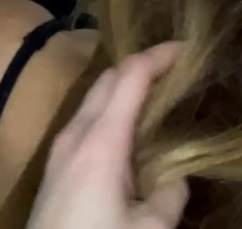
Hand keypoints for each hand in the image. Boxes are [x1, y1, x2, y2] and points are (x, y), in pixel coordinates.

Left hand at [28, 42, 189, 228]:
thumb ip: (169, 193)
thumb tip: (176, 172)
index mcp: (101, 139)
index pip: (132, 74)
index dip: (160, 54)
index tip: (188, 47)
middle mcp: (75, 134)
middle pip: (109, 78)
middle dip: (142, 66)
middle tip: (176, 72)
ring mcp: (58, 151)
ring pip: (94, 99)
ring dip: (124, 90)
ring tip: (156, 100)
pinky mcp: (53, 172)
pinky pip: (84, 122)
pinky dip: (109, 113)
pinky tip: (128, 135)